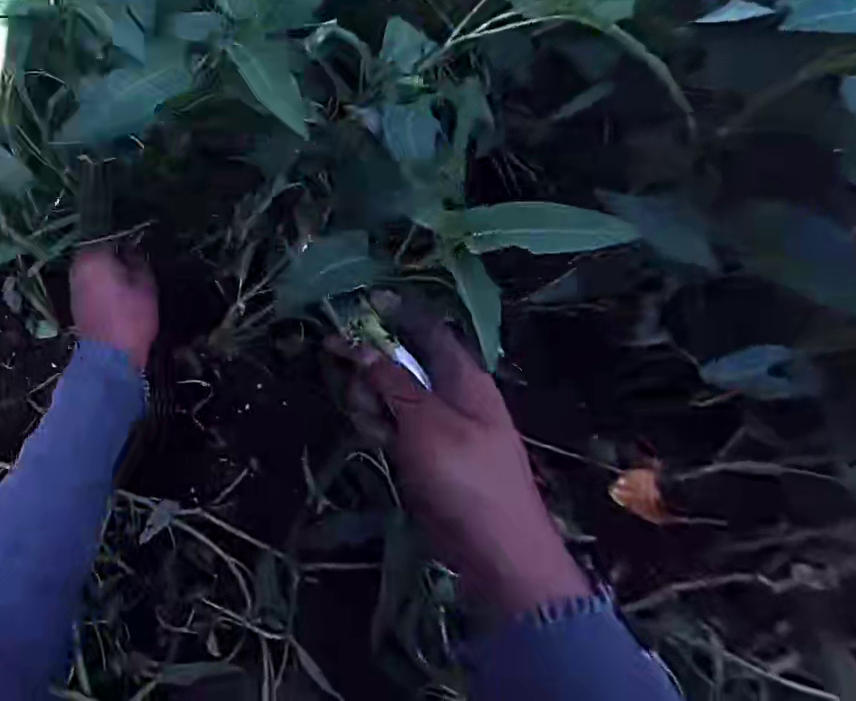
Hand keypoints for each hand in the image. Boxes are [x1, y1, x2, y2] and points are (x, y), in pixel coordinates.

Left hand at [69, 243, 157, 370]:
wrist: (109, 359)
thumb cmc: (131, 318)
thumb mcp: (145, 286)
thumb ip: (138, 262)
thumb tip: (132, 252)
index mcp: (93, 257)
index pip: (113, 240)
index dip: (129, 246)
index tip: (140, 255)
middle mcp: (78, 267)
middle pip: (99, 253)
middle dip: (116, 259)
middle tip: (135, 269)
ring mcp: (73, 285)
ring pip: (93, 269)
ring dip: (108, 272)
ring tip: (127, 283)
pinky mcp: (74, 301)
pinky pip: (90, 284)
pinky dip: (101, 285)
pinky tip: (116, 295)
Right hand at [335, 308, 590, 622]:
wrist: (496, 553)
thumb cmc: (467, 477)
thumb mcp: (426, 422)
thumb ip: (391, 380)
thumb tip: (361, 345)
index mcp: (461, 375)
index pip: (426, 326)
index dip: (395, 311)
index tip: (360, 303)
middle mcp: (446, 390)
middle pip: (393, 358)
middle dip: (369, 371)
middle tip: (359, 390)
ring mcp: (432, 419)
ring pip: (383, 390)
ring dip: (368, 403)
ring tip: (376, 430)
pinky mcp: (419, 445)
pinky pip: (386, 419)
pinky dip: (376, 426)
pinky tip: (380, 445)